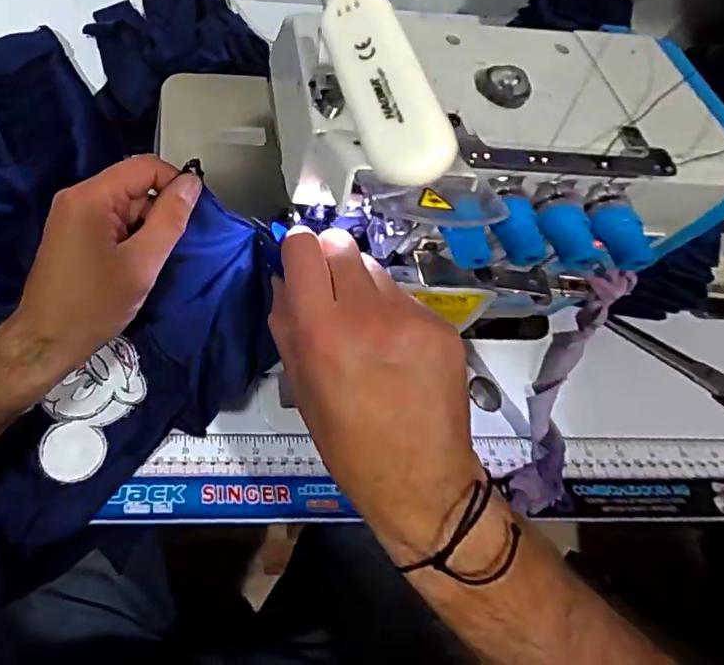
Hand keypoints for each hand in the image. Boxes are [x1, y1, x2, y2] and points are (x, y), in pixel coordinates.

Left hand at [0, 156, 202, 402]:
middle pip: (133, 183)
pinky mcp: (70, 231)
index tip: (189, 216)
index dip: (174, 183)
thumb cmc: (93, 306)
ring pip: (124, 202)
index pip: (145, 165)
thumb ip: (170, 218)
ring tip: (145, 261)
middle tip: (165, 248)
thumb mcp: (142, 263)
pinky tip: (129, 263)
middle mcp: (77, 195)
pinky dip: (127, 234)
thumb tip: (192, 182)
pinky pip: (109, 217)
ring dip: (143, 225)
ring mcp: (71, 213)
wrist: (44, 343)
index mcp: (91, 195)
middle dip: (157, 208)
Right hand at [270, 227, 488, 559]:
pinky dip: (391, 310)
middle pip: (341, 243)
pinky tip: (395, 347)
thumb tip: (283, 277)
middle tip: (330, 289)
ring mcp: (410, 317)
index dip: (297, 249)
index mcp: (322, 330)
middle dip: (329, 257)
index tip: (299, 263)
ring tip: (366, 325)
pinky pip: (403, 296)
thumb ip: (285, 322)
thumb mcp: (299, 384)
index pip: (303, 246)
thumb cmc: (347, 441)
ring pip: (374, 267)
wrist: (422, 480)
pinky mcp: (441, 325)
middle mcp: (367, 313)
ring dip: (361, 284)